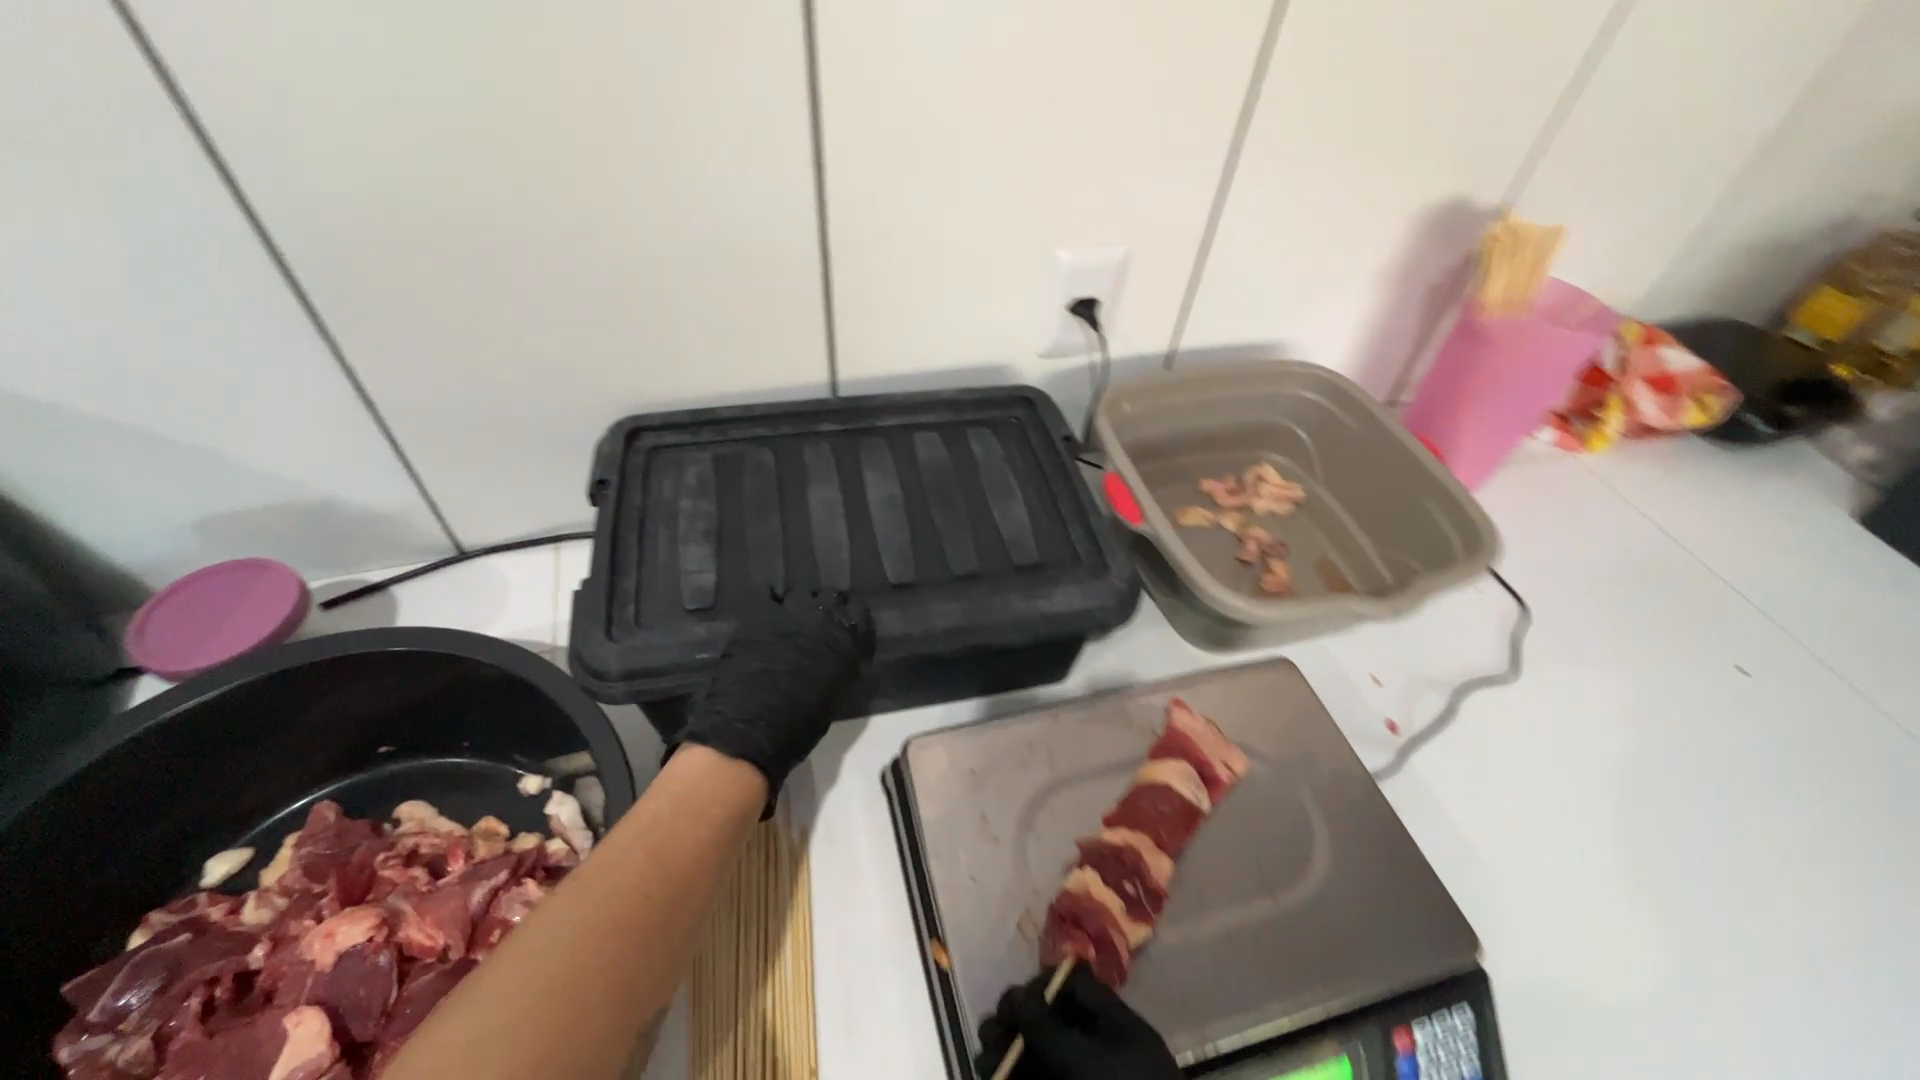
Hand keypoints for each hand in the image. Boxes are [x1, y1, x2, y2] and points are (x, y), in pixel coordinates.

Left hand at [672, 588, 872, 805]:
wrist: (753, 728)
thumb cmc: (801, 724)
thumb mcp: (838, 696)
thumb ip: (845, 669)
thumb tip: (849, 660)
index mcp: (847, 640)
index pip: (860, 613)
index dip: (852, 621)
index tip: (847, 631)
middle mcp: (822, 617)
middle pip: (830, 597)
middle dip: (826, 608)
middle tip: (817, 625)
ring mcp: (789, 611)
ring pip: (800, 593)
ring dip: (798, 605)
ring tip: (790, 620)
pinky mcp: (757, 613)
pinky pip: (766, 594)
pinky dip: (769, 601)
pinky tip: (766, 613)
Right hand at [975, 966, 1179, 1079]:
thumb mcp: (1088, 1060)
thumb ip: (1048, 1028)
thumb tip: (1014, 996)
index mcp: (1109, 1018)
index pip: (1073, 981)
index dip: (1042, 983)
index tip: (1017, 1002)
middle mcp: (1093, 1039)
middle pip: (1047, 1015)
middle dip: (1015, 1020)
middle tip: (993, 1035)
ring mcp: (1079, 1070)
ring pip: (1035, 1050)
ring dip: (1007, 1050)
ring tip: (987, 1062)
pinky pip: (1035, 1077)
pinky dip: (1013, 1074)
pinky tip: (994, 1075)